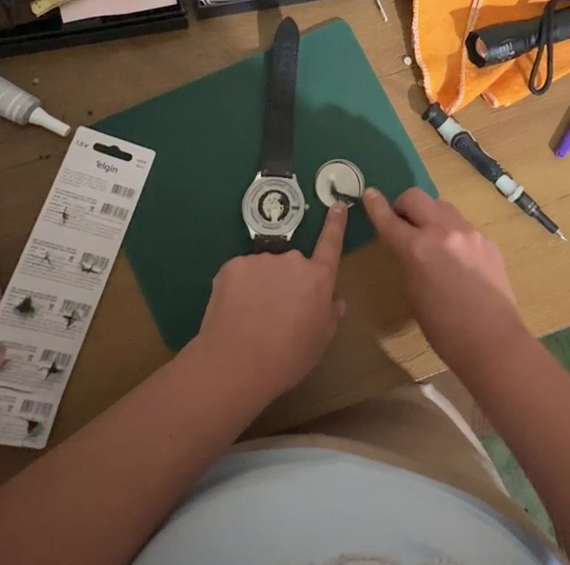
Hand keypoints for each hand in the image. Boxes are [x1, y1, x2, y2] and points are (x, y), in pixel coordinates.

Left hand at [193, 203, 347, 396]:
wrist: (236, 364)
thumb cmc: (287, 358)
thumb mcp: (320, 341)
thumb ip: (330, 315)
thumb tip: (334, 300)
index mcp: (319, 278)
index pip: (331, 243)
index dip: (336, 224)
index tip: (337, 205)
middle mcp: (293, 261)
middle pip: (293, 265)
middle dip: (287, 282)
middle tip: (277, 312)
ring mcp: (261, 260)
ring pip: (265, 269)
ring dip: (262, 285)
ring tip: (252, 317)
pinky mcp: (232, 266)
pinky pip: (241, 273)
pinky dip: (239, 288)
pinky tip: (234, 312)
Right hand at [363, 187, 529, 373]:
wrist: (492, 338)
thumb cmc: (443, 327)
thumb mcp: (412, 291)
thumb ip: (406, 259)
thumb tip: (407, 244)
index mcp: (418, 248)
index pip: (389, 218)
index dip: (376, 205)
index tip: (369, 194)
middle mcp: (443, 231)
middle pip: (416, 196)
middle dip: (403, 205)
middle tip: (402, 221)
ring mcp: (469, 232)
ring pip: (442, 206)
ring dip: (429, 215)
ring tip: (431, 238)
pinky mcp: (487, 239)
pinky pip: (462, 225)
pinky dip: (451, 232)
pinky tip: (456, 258)